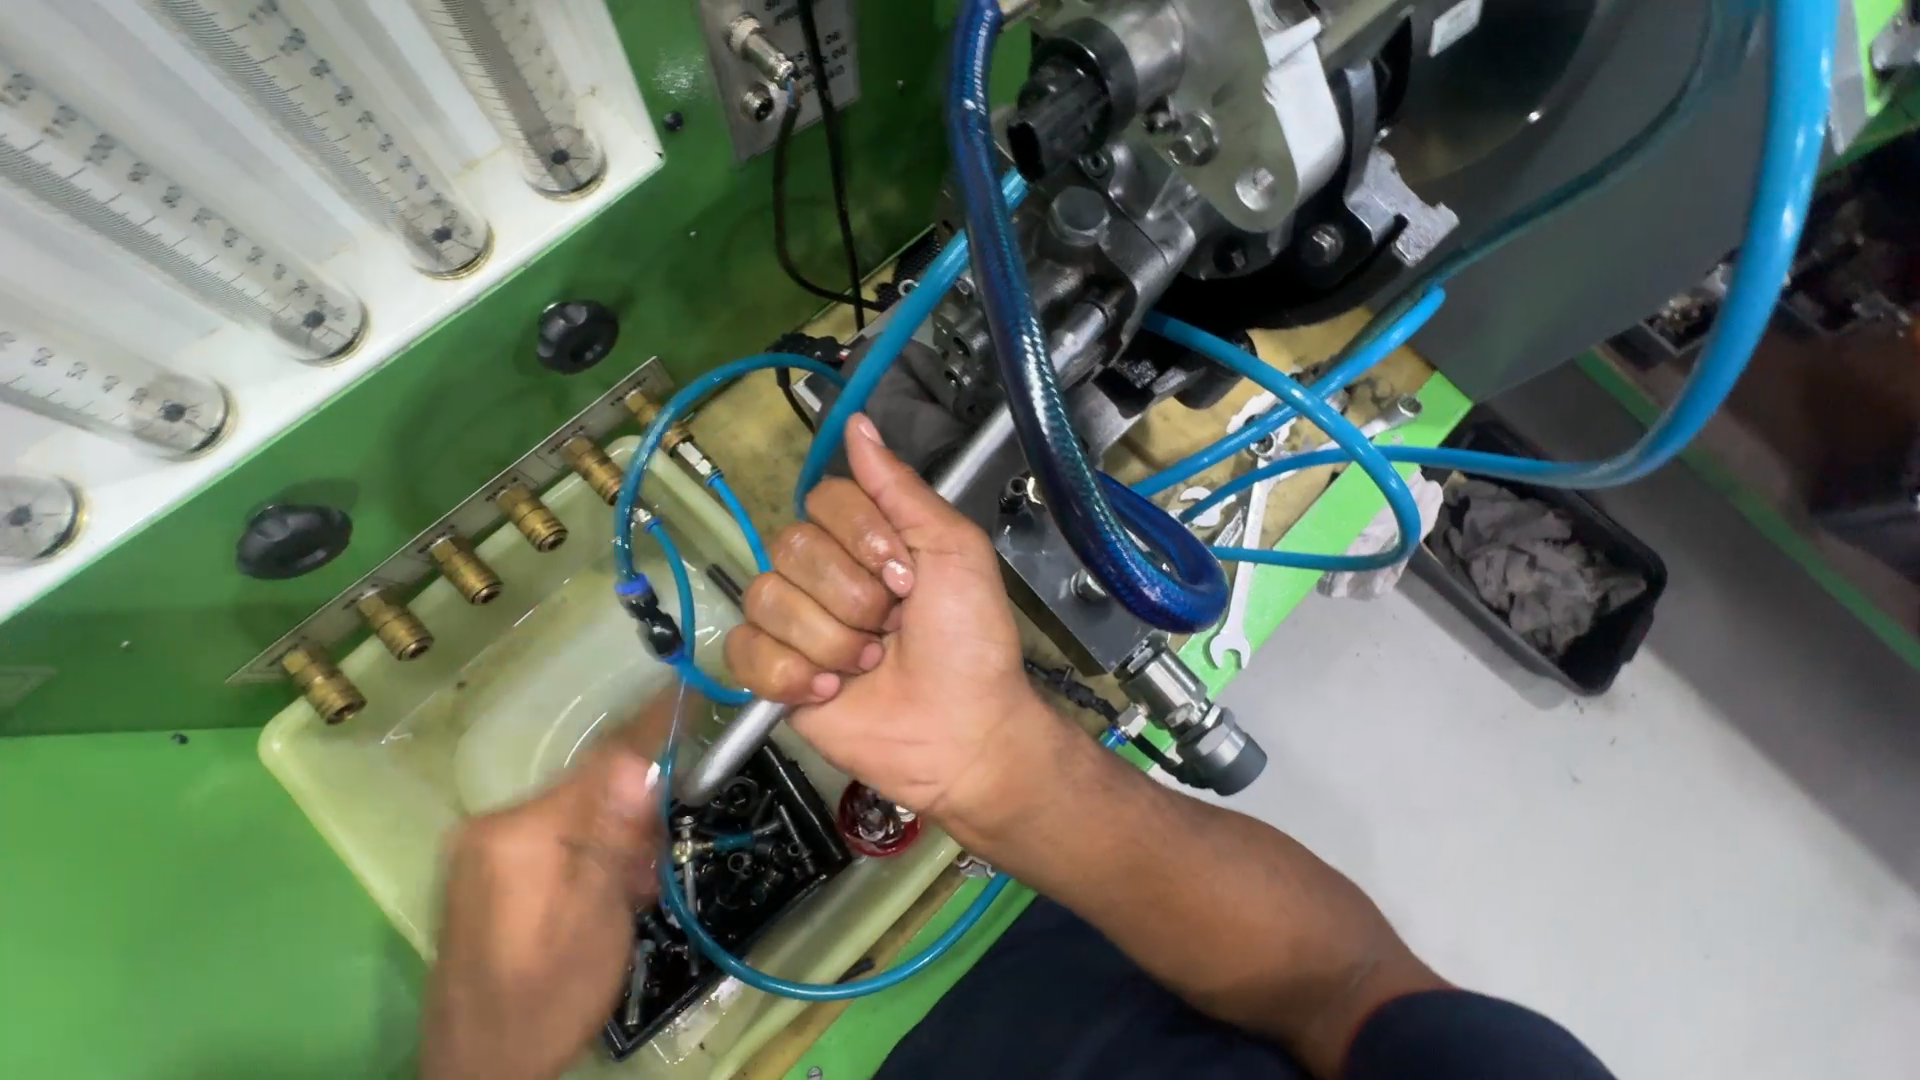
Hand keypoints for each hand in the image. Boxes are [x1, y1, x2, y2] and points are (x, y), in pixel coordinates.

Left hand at [421, 698, 670, 1079]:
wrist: (477, 1077)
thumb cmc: (546, 1003)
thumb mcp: (596, 922)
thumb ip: (616, 839)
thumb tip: (641, 766)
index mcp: (519, 834)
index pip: (603, 763)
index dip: (652, 727)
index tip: (690, 693)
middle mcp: (494, 825)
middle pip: (592, 787)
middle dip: (635, 816)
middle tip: (648, 872)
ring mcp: (486, 846)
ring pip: (580, 811)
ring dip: (617, 840)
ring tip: (627, 895)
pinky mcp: (489, 866)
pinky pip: (559, 833)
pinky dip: (594, 852)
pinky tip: (602, 895)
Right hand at [725, 413, 1067, 835]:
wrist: (961, 730)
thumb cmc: (969, 639)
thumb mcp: (954, 550)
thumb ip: (900, 488)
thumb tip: (856, 420)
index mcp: (865, 539)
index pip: (823, 500)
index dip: (861, 538)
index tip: (906, 578)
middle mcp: (823, 572)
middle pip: (791, 547)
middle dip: (852, 596)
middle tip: (891, 629)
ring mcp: (794, 623)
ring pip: (767, 598)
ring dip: (829, 639)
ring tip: (869, 666)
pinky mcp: (772, 673)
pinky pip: (744, 650)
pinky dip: (789, 673)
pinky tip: (829, 691)